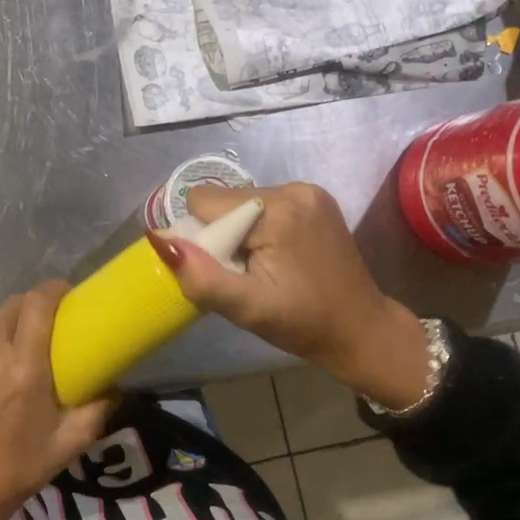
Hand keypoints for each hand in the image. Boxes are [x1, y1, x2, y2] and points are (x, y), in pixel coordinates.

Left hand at [0, 282, 114, 519]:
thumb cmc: (22, 467)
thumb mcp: (70, 443)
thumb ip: (98, 409)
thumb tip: (117, 382)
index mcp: (25, 369)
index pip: (38, 305)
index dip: (53, 291)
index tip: (66, 296)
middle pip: (14, 306)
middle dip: (33, 306)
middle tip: (46, 324)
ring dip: (5, 323)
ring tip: (14, 341)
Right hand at [149, 182, 431, 409]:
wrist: (360, 330)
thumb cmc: (302, 323)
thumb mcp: (246, 308)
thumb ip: (201, 275)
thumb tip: (158, 239)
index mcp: (278, 210)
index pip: (205, 202)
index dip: (203, 237)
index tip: (228, 269)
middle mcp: (294, 188)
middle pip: (223, 200)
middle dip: (222, 235)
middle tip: (246, 273)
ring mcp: (308, 191)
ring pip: (240, 202)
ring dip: (239, 232)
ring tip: (263, 267)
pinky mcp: (314, 199)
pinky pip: (262, 204)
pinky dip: (258, 229)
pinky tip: (277, 256)